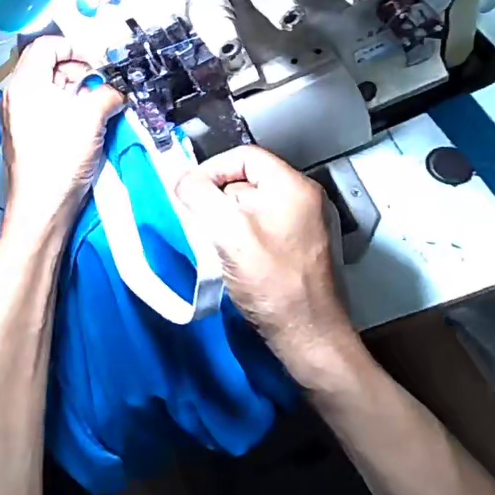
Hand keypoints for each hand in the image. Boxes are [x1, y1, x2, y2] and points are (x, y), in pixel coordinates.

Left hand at [0, 36, 123, 223]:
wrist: (42, 207)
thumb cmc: (61, 157)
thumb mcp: (92, 116)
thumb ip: (108, 92)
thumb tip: (119, 89)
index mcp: (25, 83)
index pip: (47, 44)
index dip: (76, 48)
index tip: (100, 64)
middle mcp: (16, 94)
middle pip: (51, 65)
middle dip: (82, 72)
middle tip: (105, 87)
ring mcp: (19, 115)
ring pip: (52, 87)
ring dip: (79, 92)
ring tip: (100, 106)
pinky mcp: (26, 133)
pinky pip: (49, 107)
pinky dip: (70, 108)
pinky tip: (88, 123)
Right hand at [171, 146, 357, 385]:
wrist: (310, 337)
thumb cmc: (273, 285)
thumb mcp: (229, 234)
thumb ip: (202, 198)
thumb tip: (184, 180)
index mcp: (294, 186)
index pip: (245, 156)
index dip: (213, 170)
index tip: (190, 195)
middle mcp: (306, 198)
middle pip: (248, 181)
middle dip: (219, 199)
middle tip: (201, 225)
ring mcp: (307, 224)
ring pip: (255, 206)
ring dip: (230, 221)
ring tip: (217, 247)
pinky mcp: (303, 248)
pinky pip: (266, 227)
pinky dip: (245, 237)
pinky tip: (235, 261)